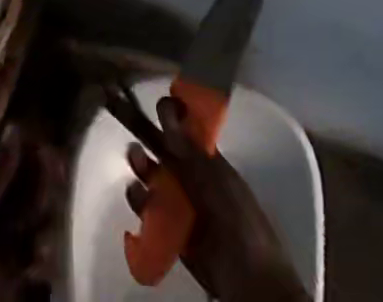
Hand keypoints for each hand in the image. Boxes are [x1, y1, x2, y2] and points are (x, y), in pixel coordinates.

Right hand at [126, 97, 309, 301]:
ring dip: (143, 170)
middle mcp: (194, 179)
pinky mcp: (171, 232)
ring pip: (155, 181)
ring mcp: (183, 206)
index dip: (173, 117)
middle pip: (165, 155)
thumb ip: (190, 150)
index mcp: (210, 162)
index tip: (160, 105)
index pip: (187, 132)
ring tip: (134, 161)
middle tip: (136, 138)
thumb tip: (169, 111)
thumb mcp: (215, 178)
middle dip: (149, 143)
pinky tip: (135, 193)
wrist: (248, 277)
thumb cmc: (237, 219)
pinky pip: (151, 213)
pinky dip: (141, 202)